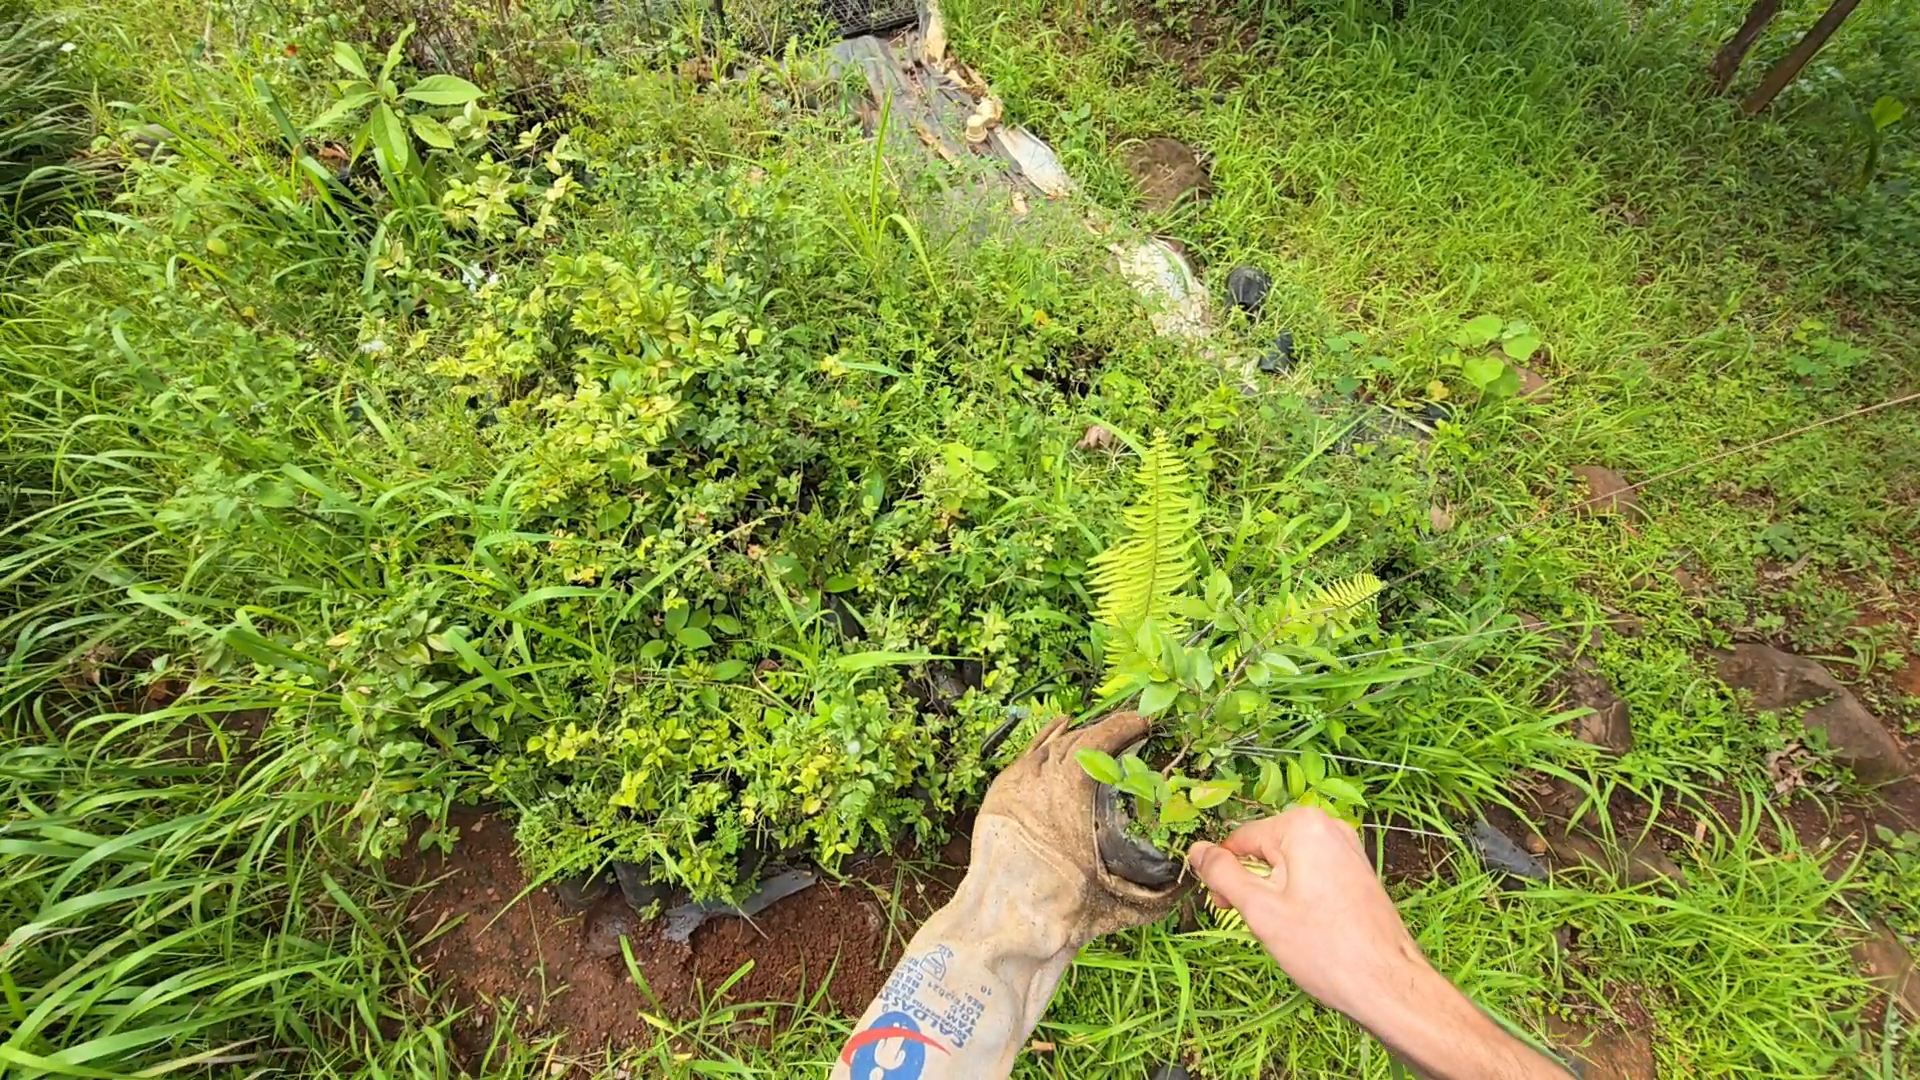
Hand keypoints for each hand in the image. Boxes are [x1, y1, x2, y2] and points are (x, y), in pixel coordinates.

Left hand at [829, 712, 1181, 1079]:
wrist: (1004, 924)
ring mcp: (1016, 782)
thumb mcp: (1119, 903)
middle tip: (1128, 730)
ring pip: (1050, 745)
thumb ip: (1160, 894)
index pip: (1098, 741)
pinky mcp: (1000, 791)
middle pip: (1076, 739)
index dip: (1122, 727)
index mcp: (1069, 790)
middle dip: (1104, 731)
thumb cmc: (1062, 911)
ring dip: (1077, 737)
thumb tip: (1191, 883)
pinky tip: (1060, 729)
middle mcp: (1040, 777)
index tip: (1143, 723)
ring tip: (1098, 733)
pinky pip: (1027, 755)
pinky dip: (1046, 740)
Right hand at [1185, 805, 1429, 1027]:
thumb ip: (1220, 873)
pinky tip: (1309, 927)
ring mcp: (1347, 848)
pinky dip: (1300, 896)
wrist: (1392, 990)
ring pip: (1287, 864)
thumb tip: (1196, 850)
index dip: (1226, 874)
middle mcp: (1327, 826)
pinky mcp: (1358, 871)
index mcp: (1302, 825)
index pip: (1241, 840)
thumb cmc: (1326, 949)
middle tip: (1261, 923)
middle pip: (1265, 850)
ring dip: (1276, 892)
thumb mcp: (1259, 909)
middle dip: (1254, 884)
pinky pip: (1311, 873)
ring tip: (1289, 929)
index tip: (1226, 907)